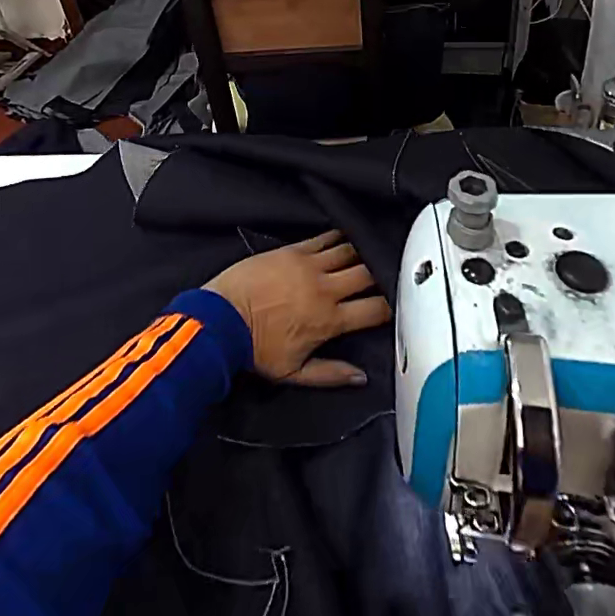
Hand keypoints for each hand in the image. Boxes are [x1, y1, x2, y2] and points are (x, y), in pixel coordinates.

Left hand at [204, 230, 390, 387]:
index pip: (375, 310)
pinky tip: (346, 238)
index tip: (395, 304)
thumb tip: (361, 377)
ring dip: (361, 253)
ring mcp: (310, 265)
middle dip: (380, 274)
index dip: (390, 306)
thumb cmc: (253, 349)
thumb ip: (330, 374)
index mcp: (329, 320)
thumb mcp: (292, 373)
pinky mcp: (294, 250)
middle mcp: (326, 289)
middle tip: (385, 275)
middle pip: (368, 273)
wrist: (219, 320)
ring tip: (368, 255)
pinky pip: (326, 238)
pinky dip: (340, 237)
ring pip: (350, 252)